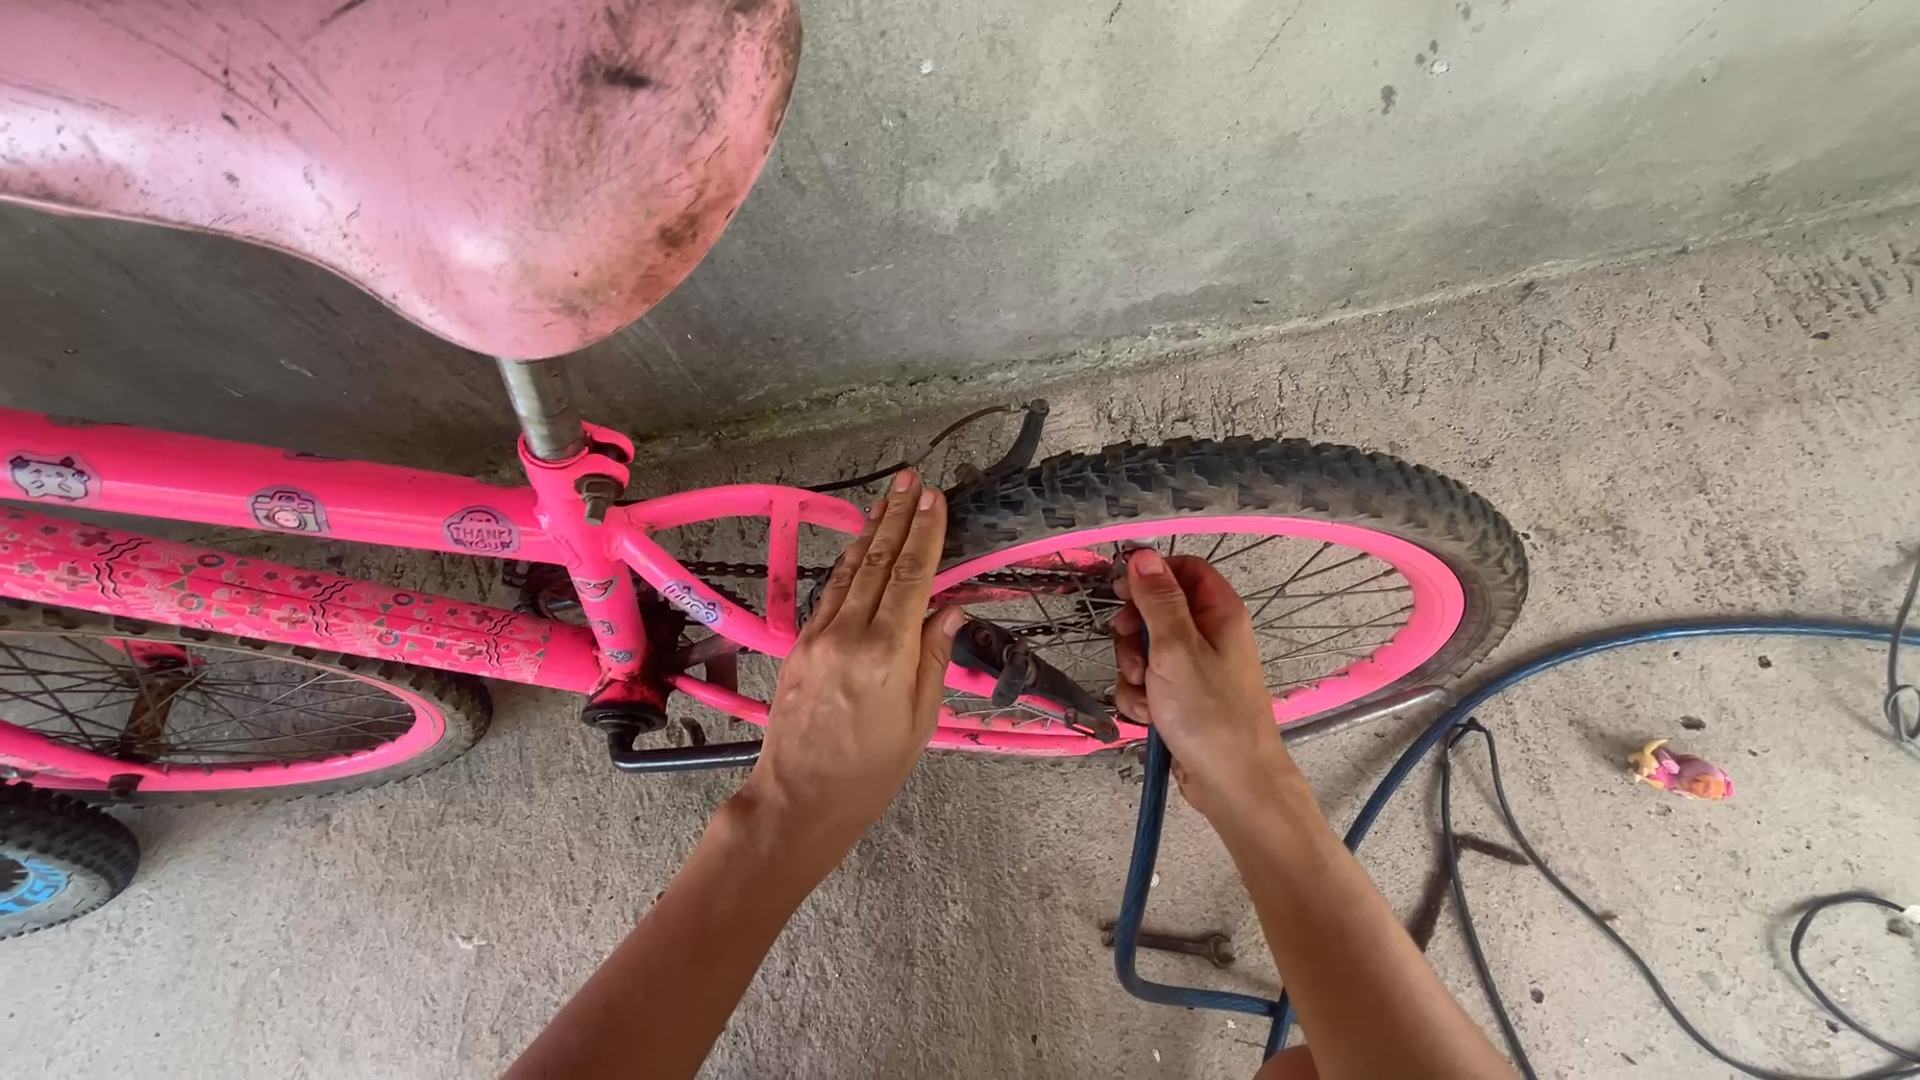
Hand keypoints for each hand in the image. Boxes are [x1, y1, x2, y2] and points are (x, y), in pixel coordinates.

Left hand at [740, 469, 962, 862]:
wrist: (800, 798)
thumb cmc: (873, 769)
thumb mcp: (920, 719)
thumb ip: (935, 656)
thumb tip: (949, 607)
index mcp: (888, 653)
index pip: (913, 577)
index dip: (926, 533)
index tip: (936, 499)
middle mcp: (851, 634)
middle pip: (880, 562)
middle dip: (899, 516)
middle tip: (913, 478)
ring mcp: (821, 635)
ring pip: (852, 570)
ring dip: (873, 530)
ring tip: (889, 496)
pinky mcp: (801, 643)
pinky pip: (831, 592)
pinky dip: (850, 562)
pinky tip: (861, 544)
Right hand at [1112, 549, 1299, 819]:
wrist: (1231, 784)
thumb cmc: (1210, 713)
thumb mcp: (1176, 648)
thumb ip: (1157, 600)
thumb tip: (1142, 554)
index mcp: (1218, 612)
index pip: (1183, 569)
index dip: (1151, 575)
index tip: (1120, 589)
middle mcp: (1207, 634)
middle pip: (1155, 610)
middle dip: (1134, 633)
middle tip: (1133, 651)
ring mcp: (1192, 668)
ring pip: (1143, 649)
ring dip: (1132, 670)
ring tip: (1145, 693)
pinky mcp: (1178, 697)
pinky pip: (1144, 681)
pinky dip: (1139, 697)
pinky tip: (1148, 716)